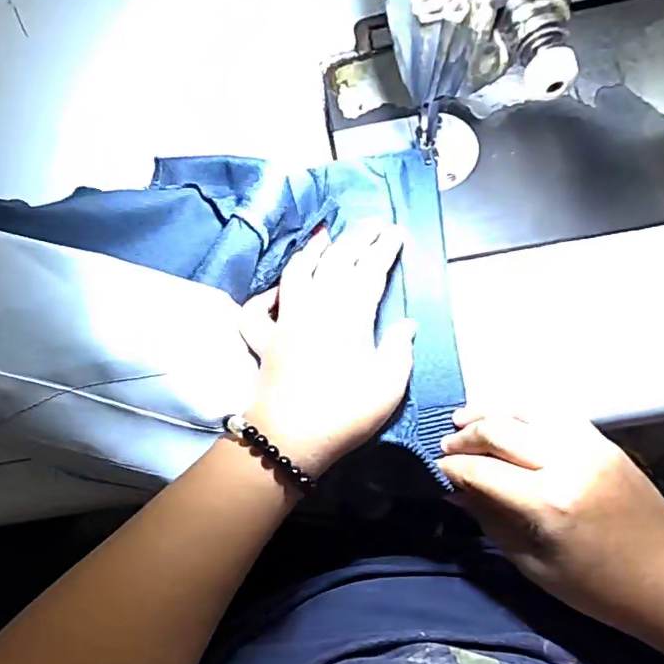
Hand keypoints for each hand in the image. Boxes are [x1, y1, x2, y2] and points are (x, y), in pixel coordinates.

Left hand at [237, 221, 416, 473]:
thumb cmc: (346, 412)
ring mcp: (286, 321)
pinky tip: (274, 291)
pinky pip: (257, 311)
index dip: (384, 249)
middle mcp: (316, 306)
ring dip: (312, 252)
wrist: (290, 439)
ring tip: (325, 237)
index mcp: (351, 313)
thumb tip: (405, 324)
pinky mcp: (264, 341)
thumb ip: (399, 349)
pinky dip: (264, 297)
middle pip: (336, 261)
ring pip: (297, 273)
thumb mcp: (389, 385)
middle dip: (356, 238)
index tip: (396, 233)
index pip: (370, 269)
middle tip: (371, 225)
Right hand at [437, 409, 663, 651]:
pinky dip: (525, 412)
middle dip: (467, 436)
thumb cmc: (599, 588)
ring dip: (492, 412)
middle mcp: (568, 462)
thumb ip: (491, 520)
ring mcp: (590, 446)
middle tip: (447, 447)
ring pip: (528, 410)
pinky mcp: (605, 441)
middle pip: (501, 430)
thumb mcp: (533, 565)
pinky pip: (555, 414)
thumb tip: (457, 490)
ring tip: (467, 420)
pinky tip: (509, 420)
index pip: (483, 470)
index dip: (453, 469)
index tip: (437, 471)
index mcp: (549, 502)